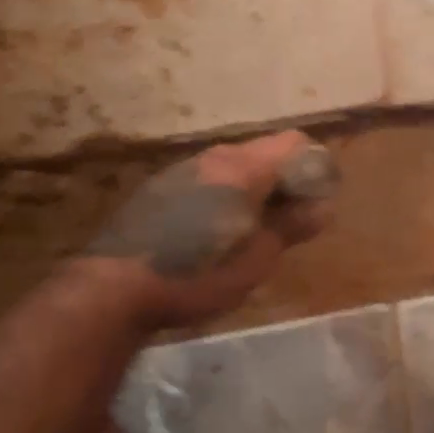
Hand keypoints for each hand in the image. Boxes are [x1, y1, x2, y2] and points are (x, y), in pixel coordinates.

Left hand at [89, 130, 333, 328]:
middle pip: (264, 152)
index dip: (315, 167)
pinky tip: (211, 234)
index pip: (296, 143)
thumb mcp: (257, 258)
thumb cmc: (197, 274)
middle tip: (289, 220)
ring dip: (251, 188)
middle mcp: (214, 157)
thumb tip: (322, 206)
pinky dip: (221, 196)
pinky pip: (205, 180)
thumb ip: (291, 225)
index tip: (317, 200)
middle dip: (283, 179)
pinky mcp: (158, 189)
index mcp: (244, 167)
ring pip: (232, 165)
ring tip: (251, 229)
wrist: (111, 290)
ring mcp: (182, 170)